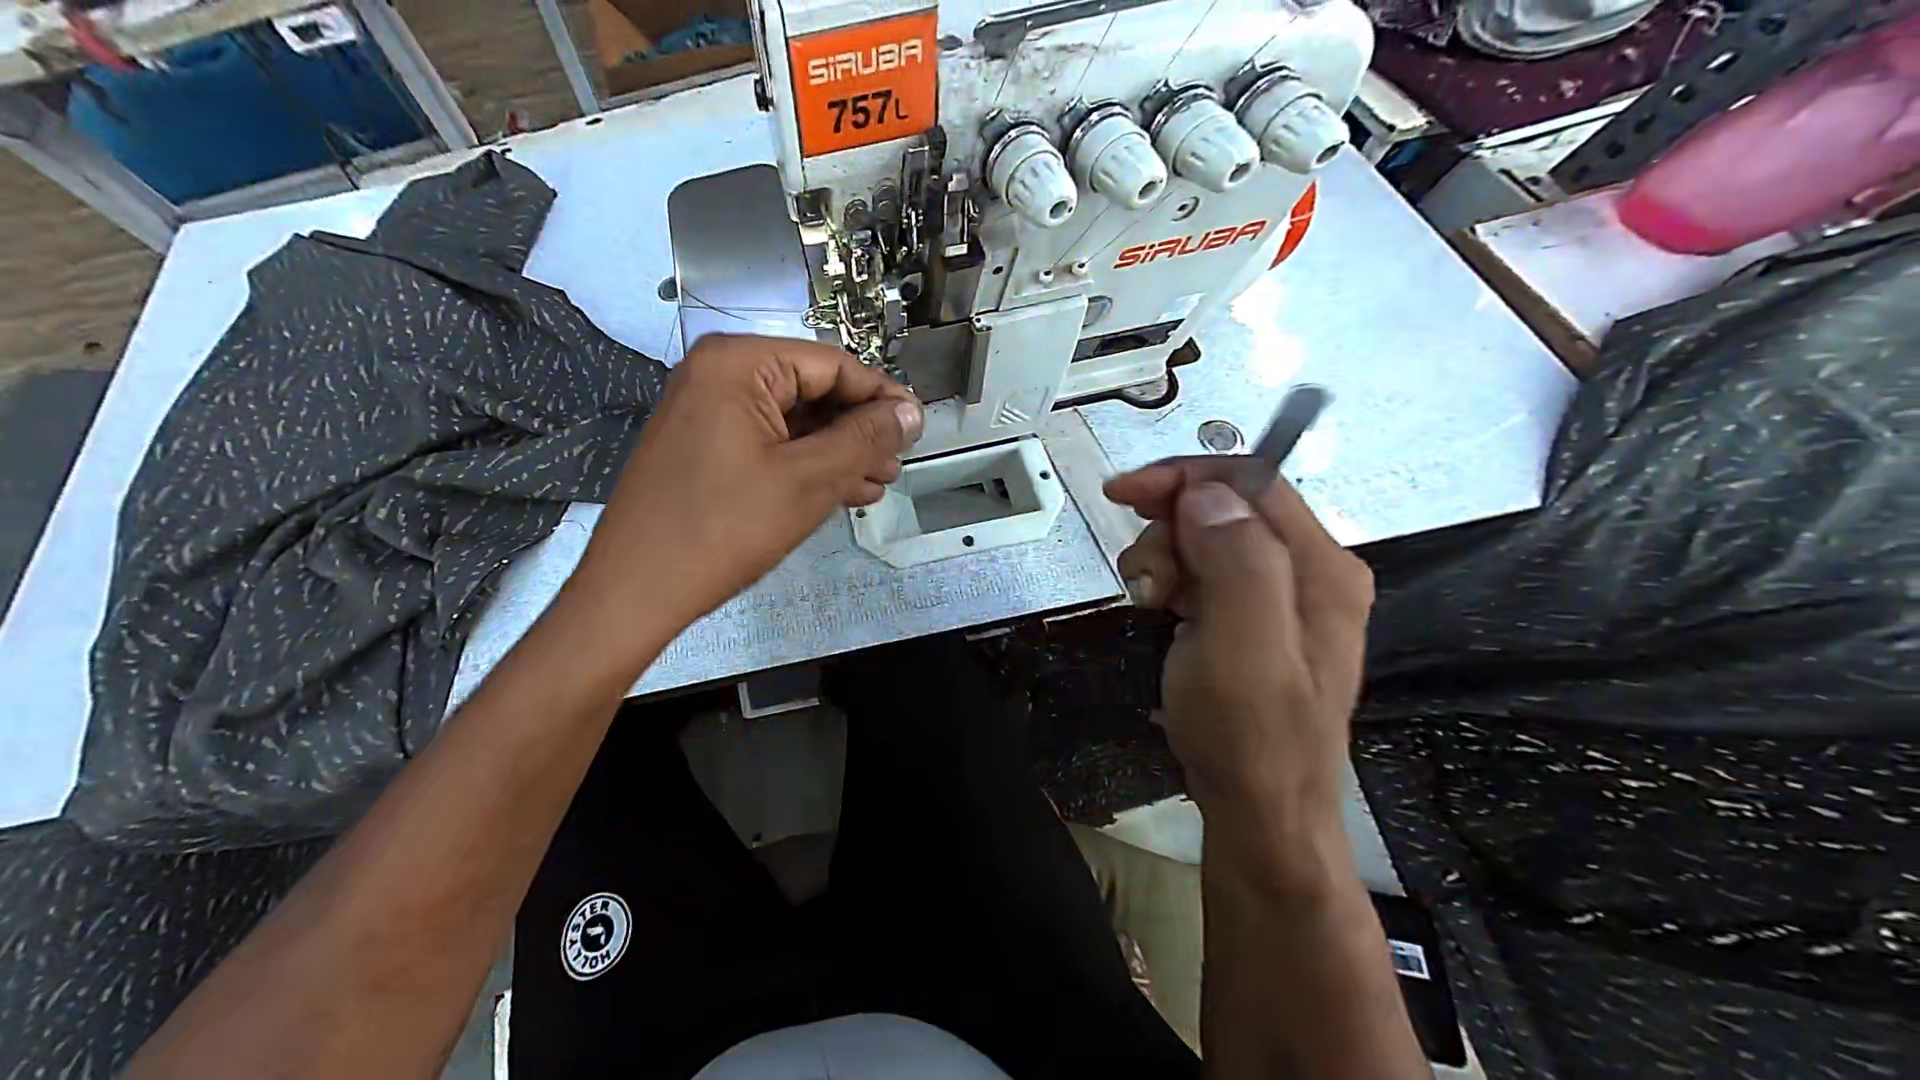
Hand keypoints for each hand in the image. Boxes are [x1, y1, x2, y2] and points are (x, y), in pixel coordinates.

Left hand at [567, 334, 921, 647]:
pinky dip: (807, 466)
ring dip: (839, 452)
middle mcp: (718, 376)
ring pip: (795, 422)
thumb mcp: (809, 479)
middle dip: (860, 431)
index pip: (833, 365)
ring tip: (876, 483)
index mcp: (738, 364)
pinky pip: (770, 444)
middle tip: (896, 462)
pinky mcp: (705, 448)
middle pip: (813, 391)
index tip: (916, 426)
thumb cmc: (722, 528)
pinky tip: (842, 491)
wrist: (638, 590)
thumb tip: (909, 413)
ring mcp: (708, 413)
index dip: (881, 396)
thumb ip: (865, 439)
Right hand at [1104, 463, 1371, 835]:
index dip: (1184, 477)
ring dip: (1165, 559)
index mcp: (1319, 567)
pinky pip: (1203, 572)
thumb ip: (1236, 562)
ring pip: (1206, 538)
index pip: (1251, 481)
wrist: (1260, 814)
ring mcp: (1279, 596)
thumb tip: (1206, 494)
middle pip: (1225, 507)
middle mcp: (1306, 571)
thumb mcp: (1242, 650)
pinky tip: (1163, 613)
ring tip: (1154, 605)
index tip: (1124, 493)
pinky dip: (1172, 581)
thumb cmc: (1251, 739)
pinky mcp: (1252, 618)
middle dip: (1170, 529)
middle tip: (1148, 579)